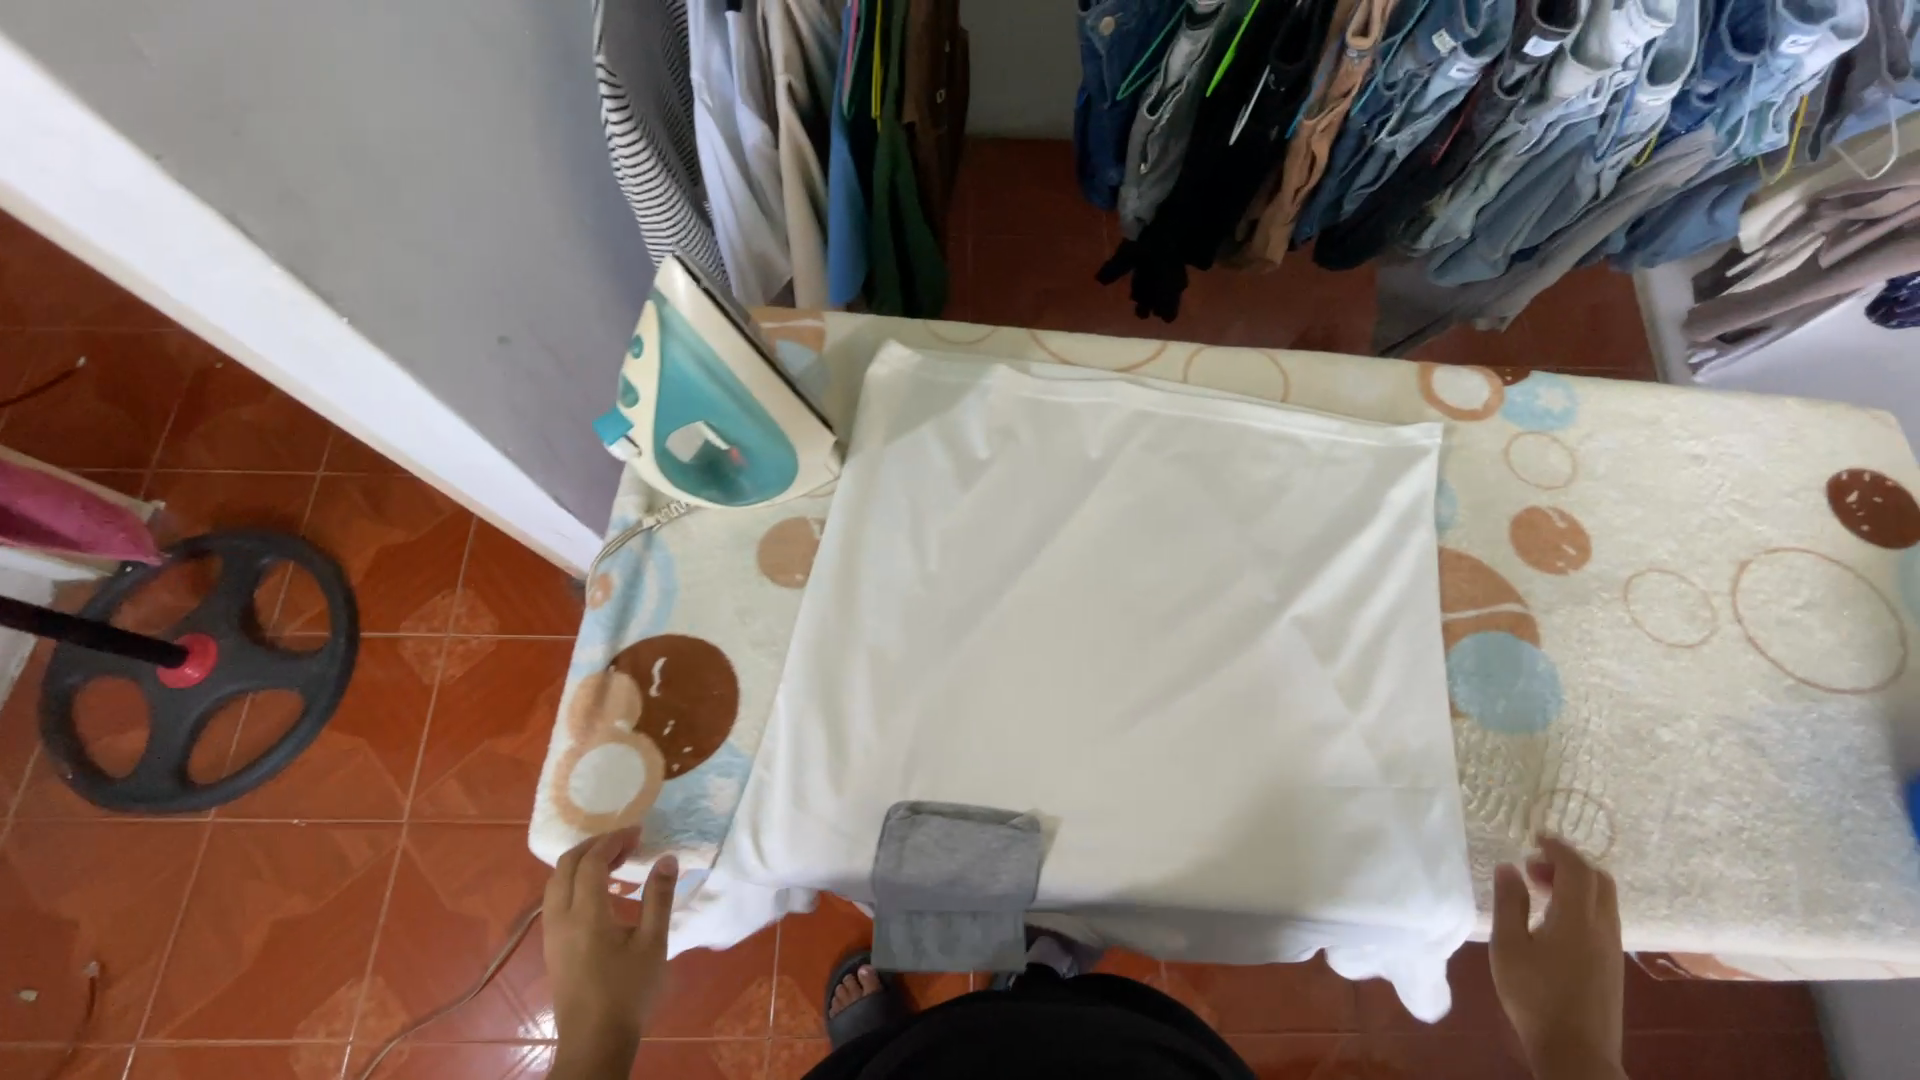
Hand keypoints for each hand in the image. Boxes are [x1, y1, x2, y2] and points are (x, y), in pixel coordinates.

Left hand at [544, 828, 677, 1047]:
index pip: (591, 862)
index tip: (639, 832)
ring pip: (556, 883)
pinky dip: (575, 882)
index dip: (614, 841)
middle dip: (595, 846)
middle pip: (565, 866)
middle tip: (626, 843)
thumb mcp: (653, 943)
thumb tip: (667, 858)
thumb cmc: (628, 992)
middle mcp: (560, 919)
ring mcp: (551, 934)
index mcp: (585, 915)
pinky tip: (602, 892)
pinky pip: (556, 900)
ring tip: (615, 862)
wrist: (595, 1042)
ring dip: (582, 863)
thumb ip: (659, 897)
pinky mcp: (551, 947)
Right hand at [1490, 835, 1625, 1079]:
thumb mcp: (1508, 944)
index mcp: (1577, 918)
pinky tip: (1552, 920)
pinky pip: (1602, 918)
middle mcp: (1602, 927)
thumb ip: (1509, 902)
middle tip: (1534, 863)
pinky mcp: (1611, 965)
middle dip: (1569, 863)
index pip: (1577, 869)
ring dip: (1575, 884)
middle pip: (1599, 881)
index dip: (1558, 847)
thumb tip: (1508, 867)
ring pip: (1603, 900)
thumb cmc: (1533, 993)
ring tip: (1538, 889)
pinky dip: (1580, 904)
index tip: (1535, 835)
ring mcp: (1611, 948)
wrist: (1575, 1050)